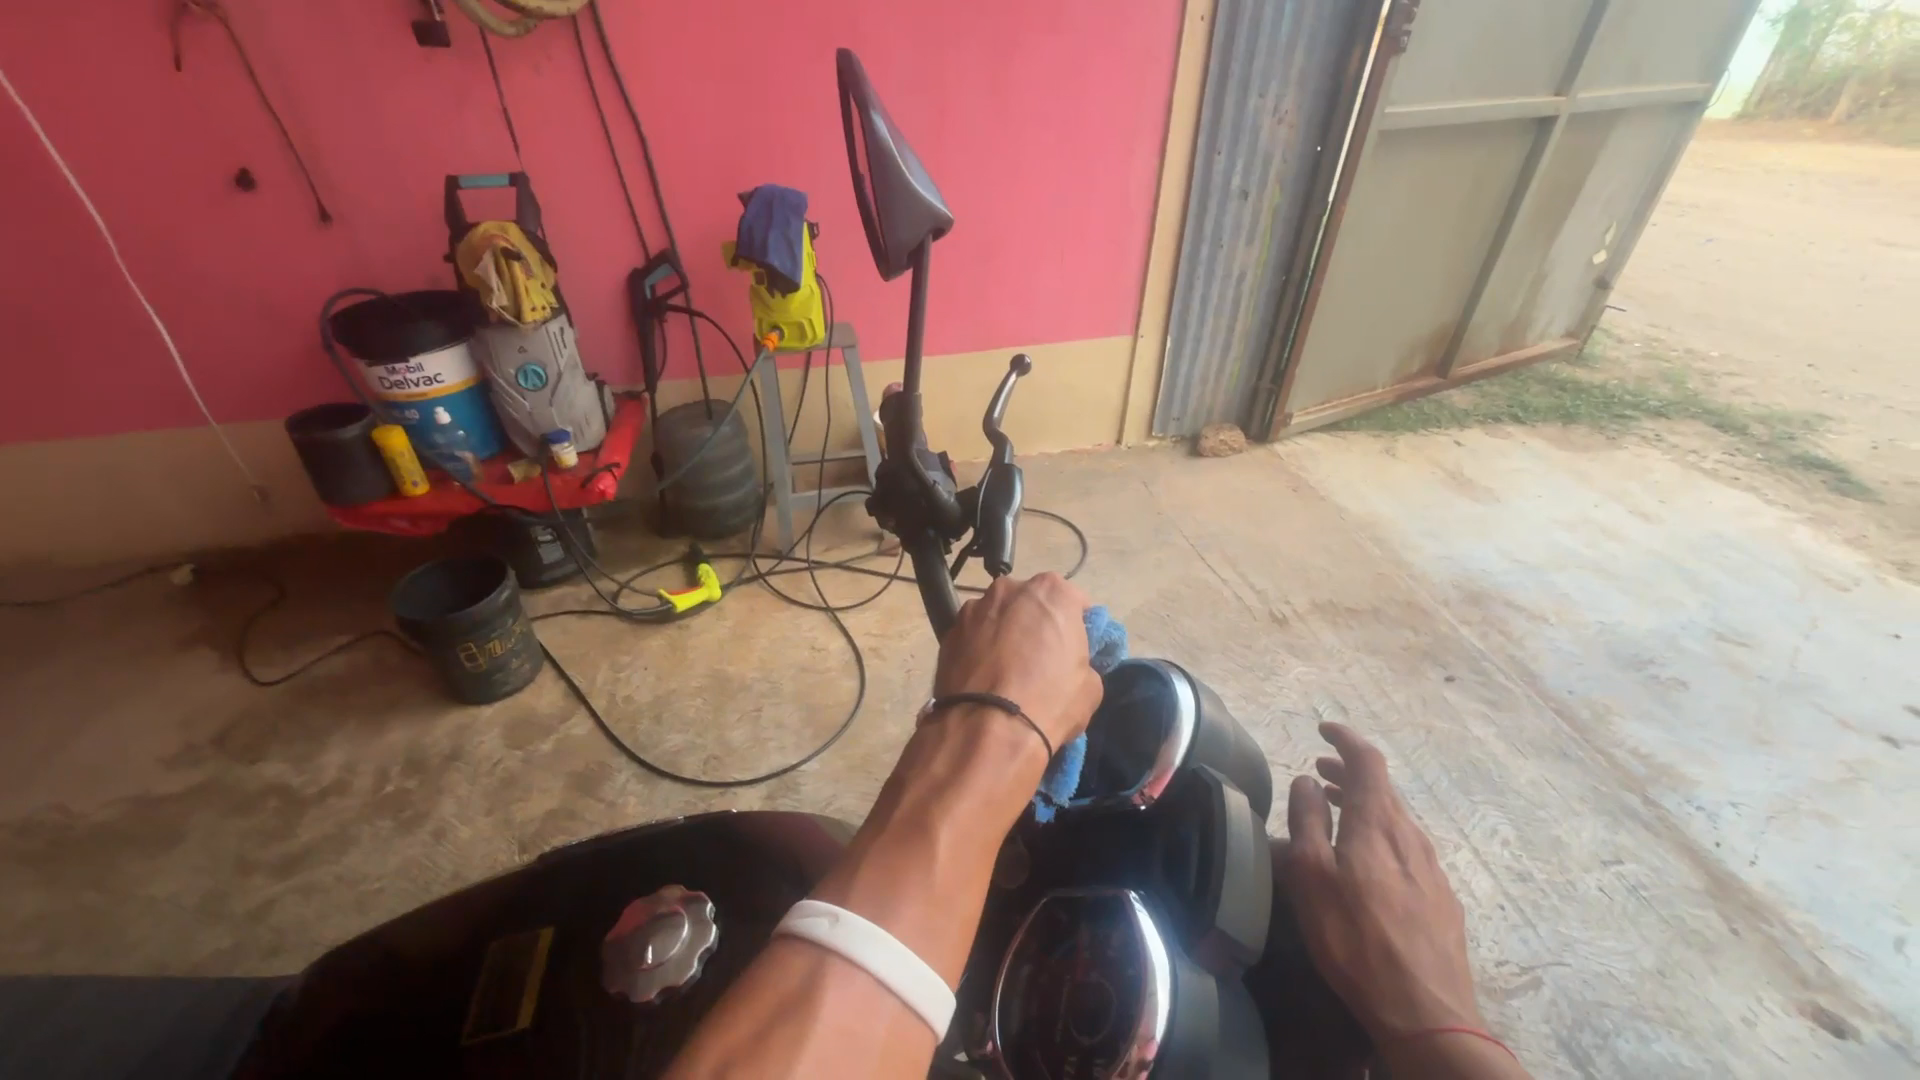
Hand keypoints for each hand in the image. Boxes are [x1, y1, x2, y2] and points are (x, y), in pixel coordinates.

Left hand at [932, 573, 1102, 752]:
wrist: (986, 729)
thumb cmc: (1049, 701)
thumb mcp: (1090, 686)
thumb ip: (1081, 660)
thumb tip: (1068, 664)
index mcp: (1051, 591)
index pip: (1074, 601)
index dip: (1077, 625)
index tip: (1075, 647)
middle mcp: (1010, 589)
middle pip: (1031, 603)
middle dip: (1036, 623)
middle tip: (1040, 657)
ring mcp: (974, 608)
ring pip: (998, 617)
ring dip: (1005, 633)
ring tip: (1006, 670)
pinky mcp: (948, 632)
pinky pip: (973, 636)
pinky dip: (979, 649)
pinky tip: (984, 677)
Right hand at [1285, 723, 1482, 1042]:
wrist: (1427, 1013)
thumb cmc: (1354, 938)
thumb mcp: (1311, 876)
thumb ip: (1307, 821)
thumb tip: (1306, 780)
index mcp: (1378, 823)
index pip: (1367, 761)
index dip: (1345, 738)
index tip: (1323, 729)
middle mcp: (1411, 836)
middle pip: (1382, 788)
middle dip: (1348, 772)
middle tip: (1317, 772)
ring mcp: (1432, 869)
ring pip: (1395, 819)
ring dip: (1363, 804)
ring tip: (1335, 809)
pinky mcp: (1441, 899)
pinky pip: (1406, 848)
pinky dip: (1380, 833)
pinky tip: (1366, 859)